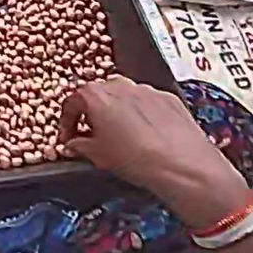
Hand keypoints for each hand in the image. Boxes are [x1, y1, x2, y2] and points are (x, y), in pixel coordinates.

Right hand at [59, 76, 252, 227]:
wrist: (185, 167)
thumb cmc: (138, 159)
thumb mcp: (98, 156)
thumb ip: (79, 146)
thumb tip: (75, 145)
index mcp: (95, 95)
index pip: (71, 102)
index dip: (67, 122)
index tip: (69, 137)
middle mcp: (119, 85)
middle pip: (97, 95)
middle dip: (92, 114)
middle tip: (93, 136)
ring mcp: (146, 90)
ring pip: (123, 97)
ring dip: (118, 113)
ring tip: (122, 137)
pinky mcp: (169, 99)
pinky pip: (147, 103)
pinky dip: (142, 115)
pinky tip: (146, 137)